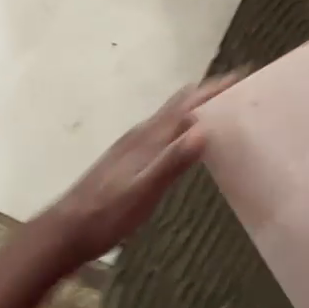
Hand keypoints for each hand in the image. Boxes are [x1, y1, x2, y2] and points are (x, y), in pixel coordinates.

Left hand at [38, 75, 241, 265]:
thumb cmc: (106, 215)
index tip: (243, 76)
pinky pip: (166, 129)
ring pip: (173, 114)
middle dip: (210, 92)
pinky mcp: (131, 158)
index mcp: (150, 136)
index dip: (215, 88)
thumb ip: (172, 162)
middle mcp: (144, 132)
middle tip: (241, 92)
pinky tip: (191, 141)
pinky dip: (185, 124)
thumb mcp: (143, 192)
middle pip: (181, 102)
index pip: (189, 102)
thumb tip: (206, 130)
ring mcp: (135, 144)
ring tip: (225, 112)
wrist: (65, 231)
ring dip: (198, 107)